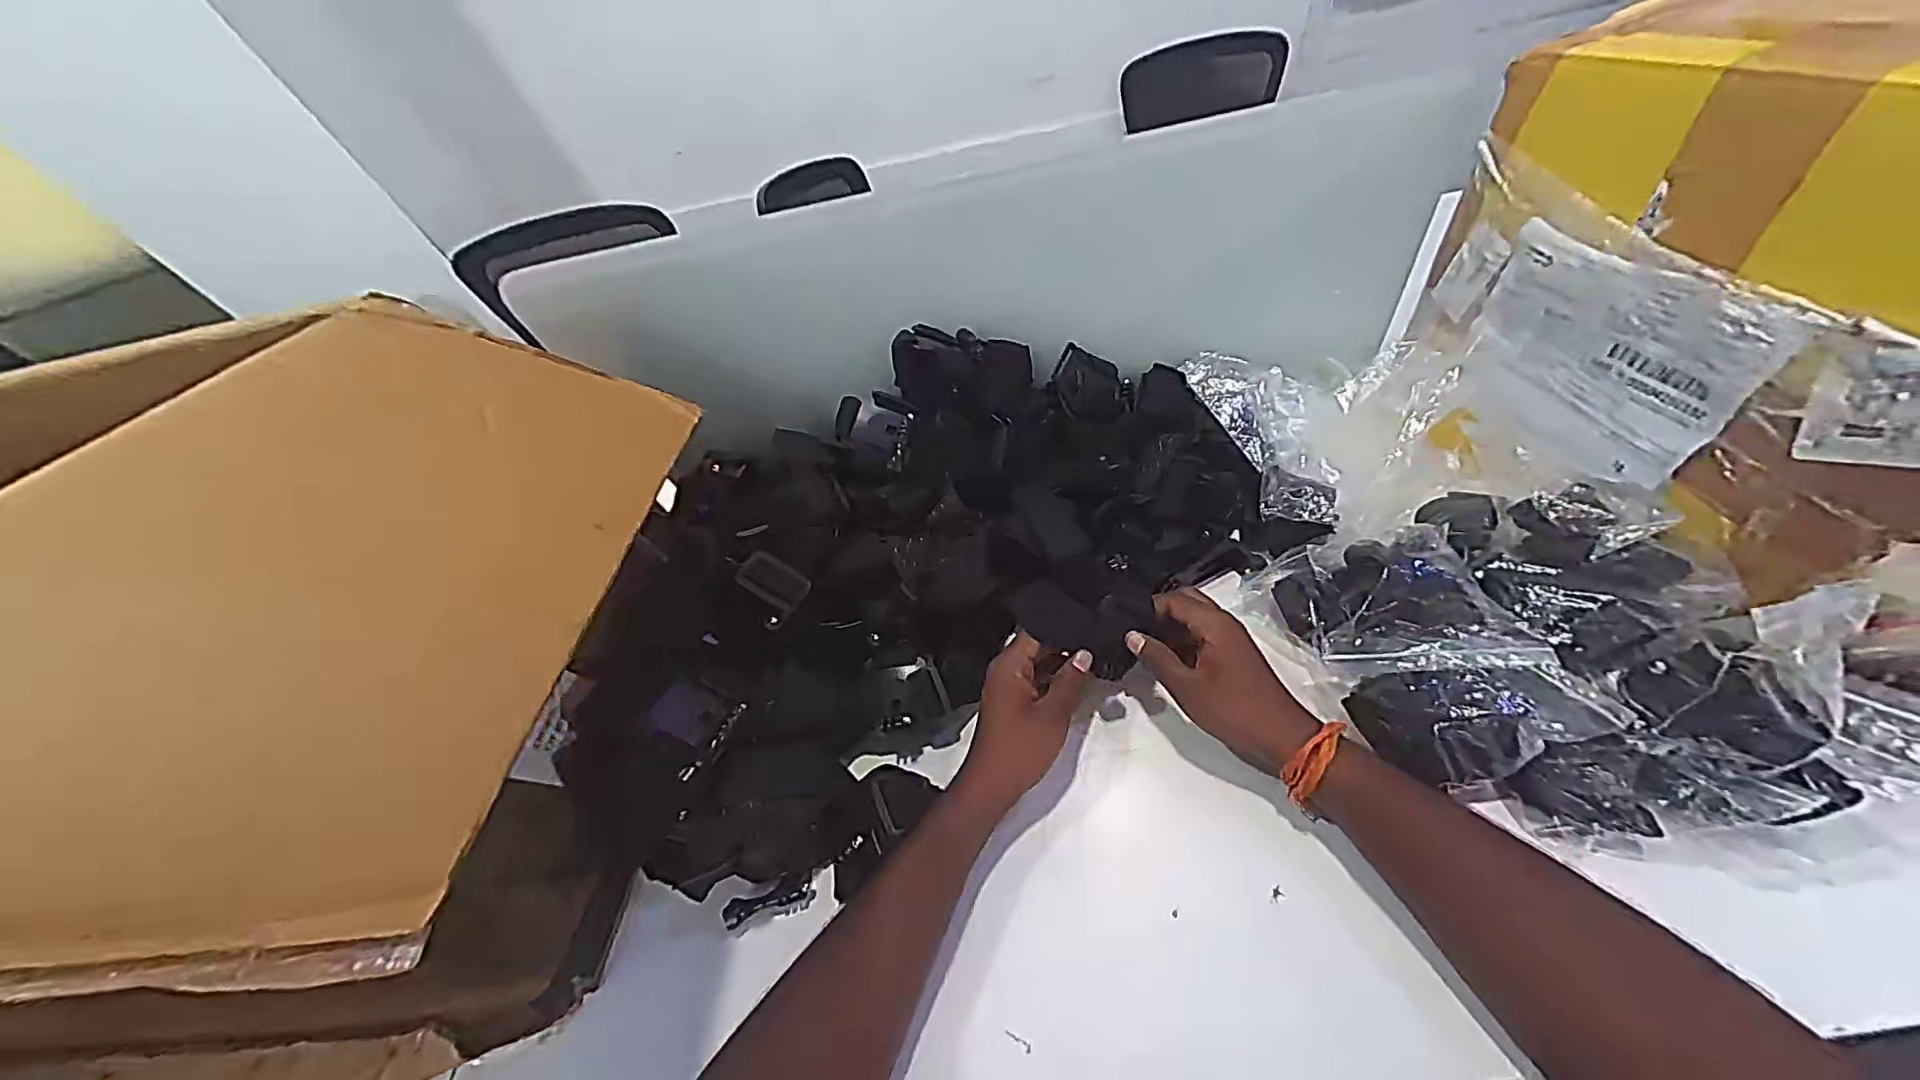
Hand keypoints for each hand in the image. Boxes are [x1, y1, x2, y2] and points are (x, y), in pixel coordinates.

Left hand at [951, 633, 1092, 814]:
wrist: (992, 785)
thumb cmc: (1017, 751)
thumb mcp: (1053, 713)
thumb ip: (1072, 680)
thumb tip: (1085, 655)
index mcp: (1008, 665)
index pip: (1036, 630)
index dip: (1063, 626)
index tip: (1088, 625)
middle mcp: (1004, 671)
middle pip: (1038, 646)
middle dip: (1067, 645)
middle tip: (1096, 647)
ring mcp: (1008, 686)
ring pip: (1038, 664)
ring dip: (1062, 665)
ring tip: (1092, 664)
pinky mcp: (1013, 702)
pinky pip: (1035, 681)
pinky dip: (1054, 681)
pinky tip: (1076, 685)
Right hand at [1127, 587, 1319, 775]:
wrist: (1279, 737)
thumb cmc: (1237, 711)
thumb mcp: (1185, 686)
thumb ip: (1156, 657)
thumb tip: (1134, 637)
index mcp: (1215, 624)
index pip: (1174, 599)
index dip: (1148, 608)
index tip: (1127, 624)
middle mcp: (1225, 625)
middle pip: (1186, 604)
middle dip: (1159, 614)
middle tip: (1137, 633)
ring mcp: (1231, 640)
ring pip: (1194, 621)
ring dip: (1171, 630)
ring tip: (1146, 649)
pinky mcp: (1233, 657)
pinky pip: (1203, 638)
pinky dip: (1184, 644)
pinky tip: (1167, 662)